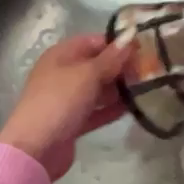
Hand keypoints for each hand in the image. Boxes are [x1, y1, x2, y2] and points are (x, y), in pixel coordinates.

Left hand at [0, 33, 134, 180]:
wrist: (35, 149)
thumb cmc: (60, 101)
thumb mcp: (88, 74)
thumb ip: (111, 58)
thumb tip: (130, 35)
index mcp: (61, 55)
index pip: (93, 41)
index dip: (117, 43)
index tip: (143, 48)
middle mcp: (63, 74)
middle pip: (96, 65)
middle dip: (120, 67)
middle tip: (149, 70)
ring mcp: (66, 99)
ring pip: (97, 89)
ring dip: (118, 89)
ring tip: (146, 88)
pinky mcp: (72, 122)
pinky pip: (95, 110)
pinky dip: (111, 108)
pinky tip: (133, 108)